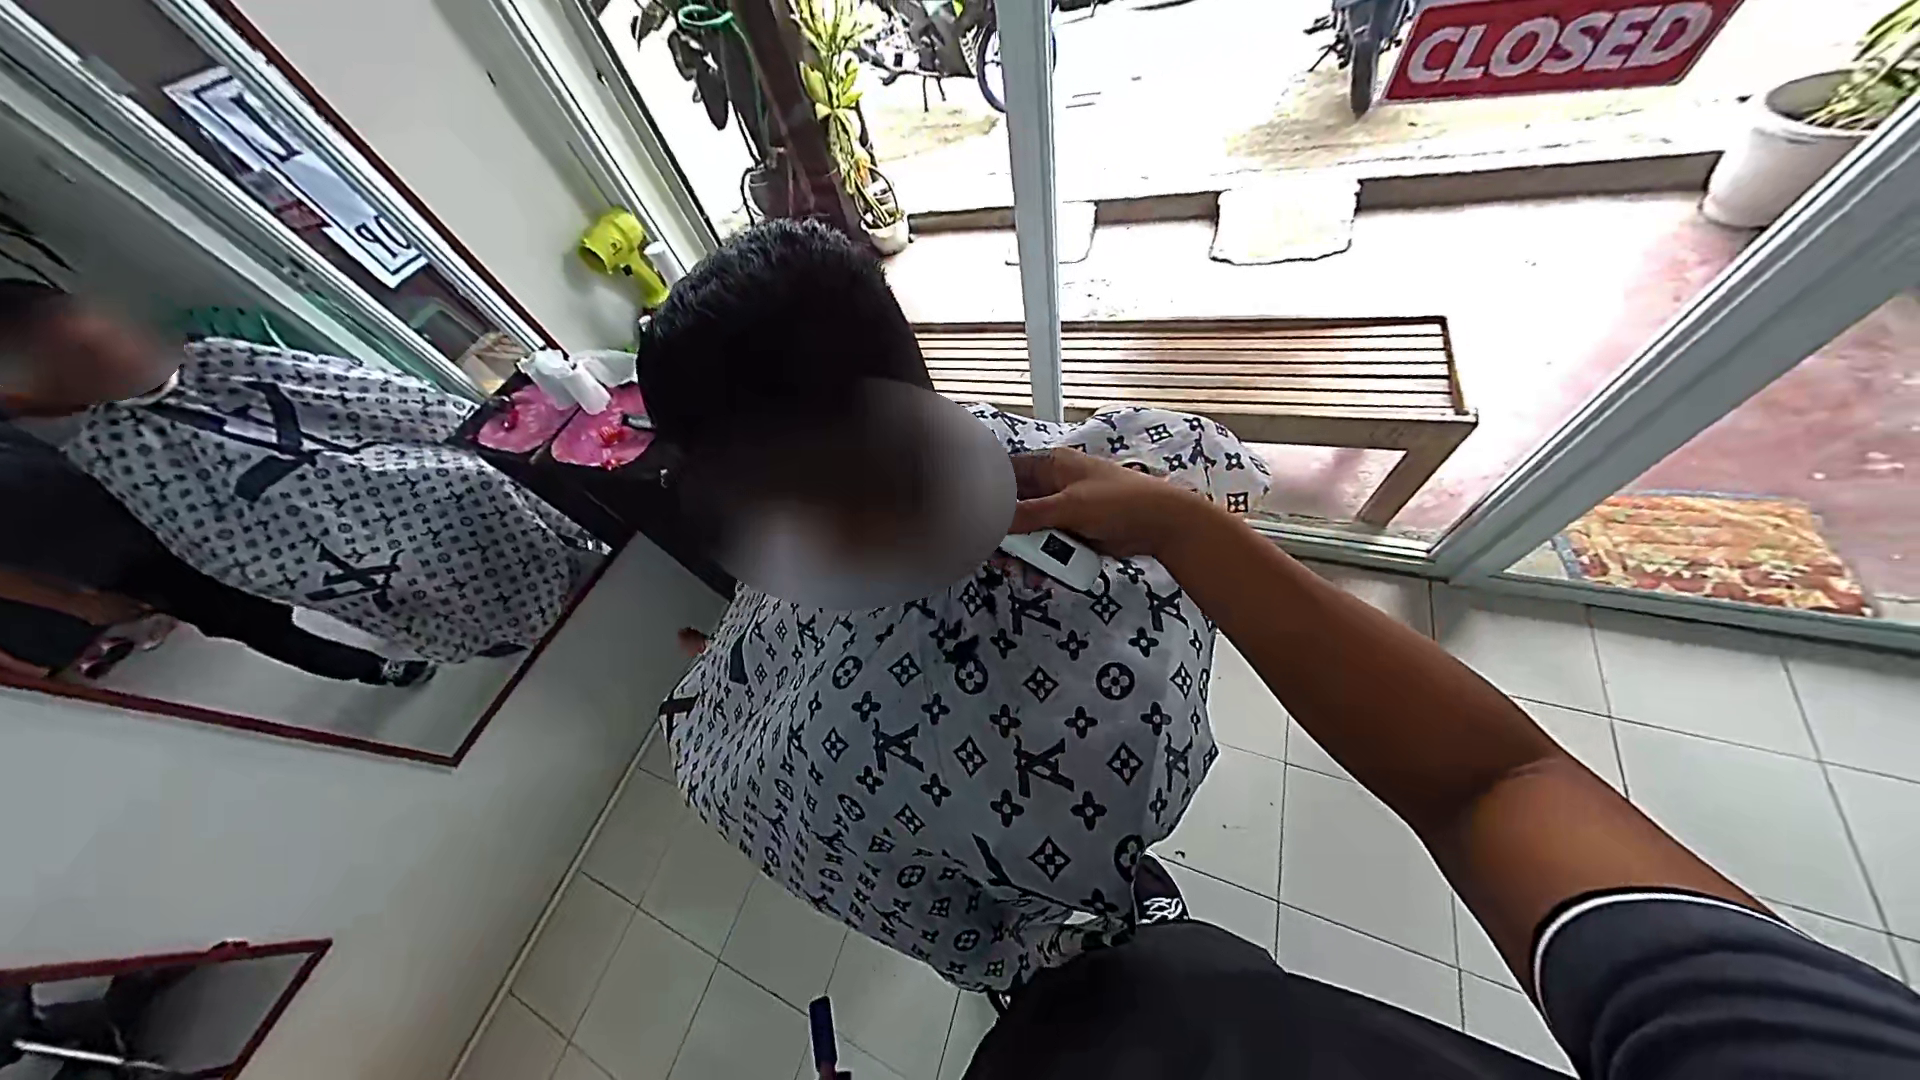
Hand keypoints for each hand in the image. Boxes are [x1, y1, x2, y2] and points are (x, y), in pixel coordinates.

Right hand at [1008, 449, 1214, 557]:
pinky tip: (1039, 575)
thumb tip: (992, 522)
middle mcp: (1053, 486)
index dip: (990, 490)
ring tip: (1018, 571)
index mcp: (1052, 465)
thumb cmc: (1119, 502)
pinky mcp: (1072, 533)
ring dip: (1023, 552)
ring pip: (1029, 532)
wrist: (1162, 525)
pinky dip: (1042, 560)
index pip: (1009, 472)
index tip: (975, 514)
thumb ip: (1029, 514)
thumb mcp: (1070, 506)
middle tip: (996, 555)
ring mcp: (1063, 511)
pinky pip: (1047, 546)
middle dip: (1006, 533)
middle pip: (1015, 508)